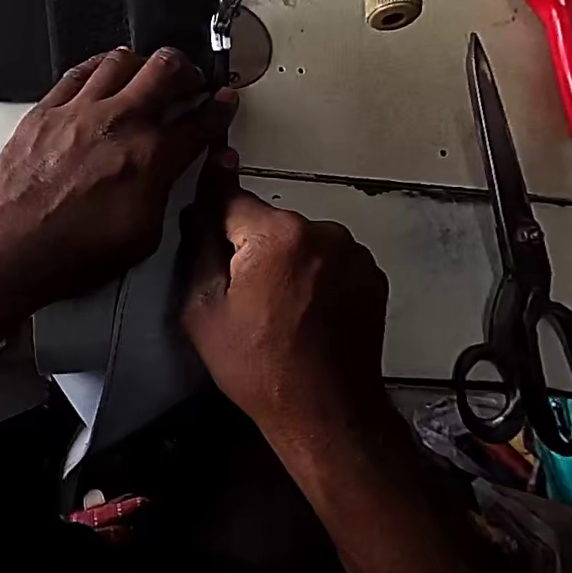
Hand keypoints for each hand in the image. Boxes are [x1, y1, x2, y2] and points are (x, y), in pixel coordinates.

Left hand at [0, 47, 236, 310]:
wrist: (8, 249)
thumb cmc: (66, 252)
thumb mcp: (140, 238)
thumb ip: (161, 195)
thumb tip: (164, 177)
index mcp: (150, 159)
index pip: (201, 122)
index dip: (220, 110)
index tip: (223, 104)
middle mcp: (117, 125)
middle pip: (168, 70)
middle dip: (189, 72)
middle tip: (191, 80)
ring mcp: (79, 112)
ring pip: (123, 60)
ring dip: (144, 64)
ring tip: (148, 73)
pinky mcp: (46, 111)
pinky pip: (79, 71)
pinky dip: (99, 67)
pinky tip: (103, 73)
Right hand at [182, 158, 388, 441]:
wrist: (324, 411)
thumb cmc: (257, 364)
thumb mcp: (202, 310)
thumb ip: (199, 250)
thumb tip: (200, 209)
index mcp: (275, 235)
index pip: (232, 197)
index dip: (214, 193)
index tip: (214, 161)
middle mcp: (320, 231)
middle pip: (268, 222)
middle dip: (250, 244)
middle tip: (241, 291)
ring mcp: (352, 253)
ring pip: (299, 241)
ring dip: (285, 260)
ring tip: (278, 308)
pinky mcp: (372, 275)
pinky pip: (329, 260)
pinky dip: (314, 274)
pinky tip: (306, 312)